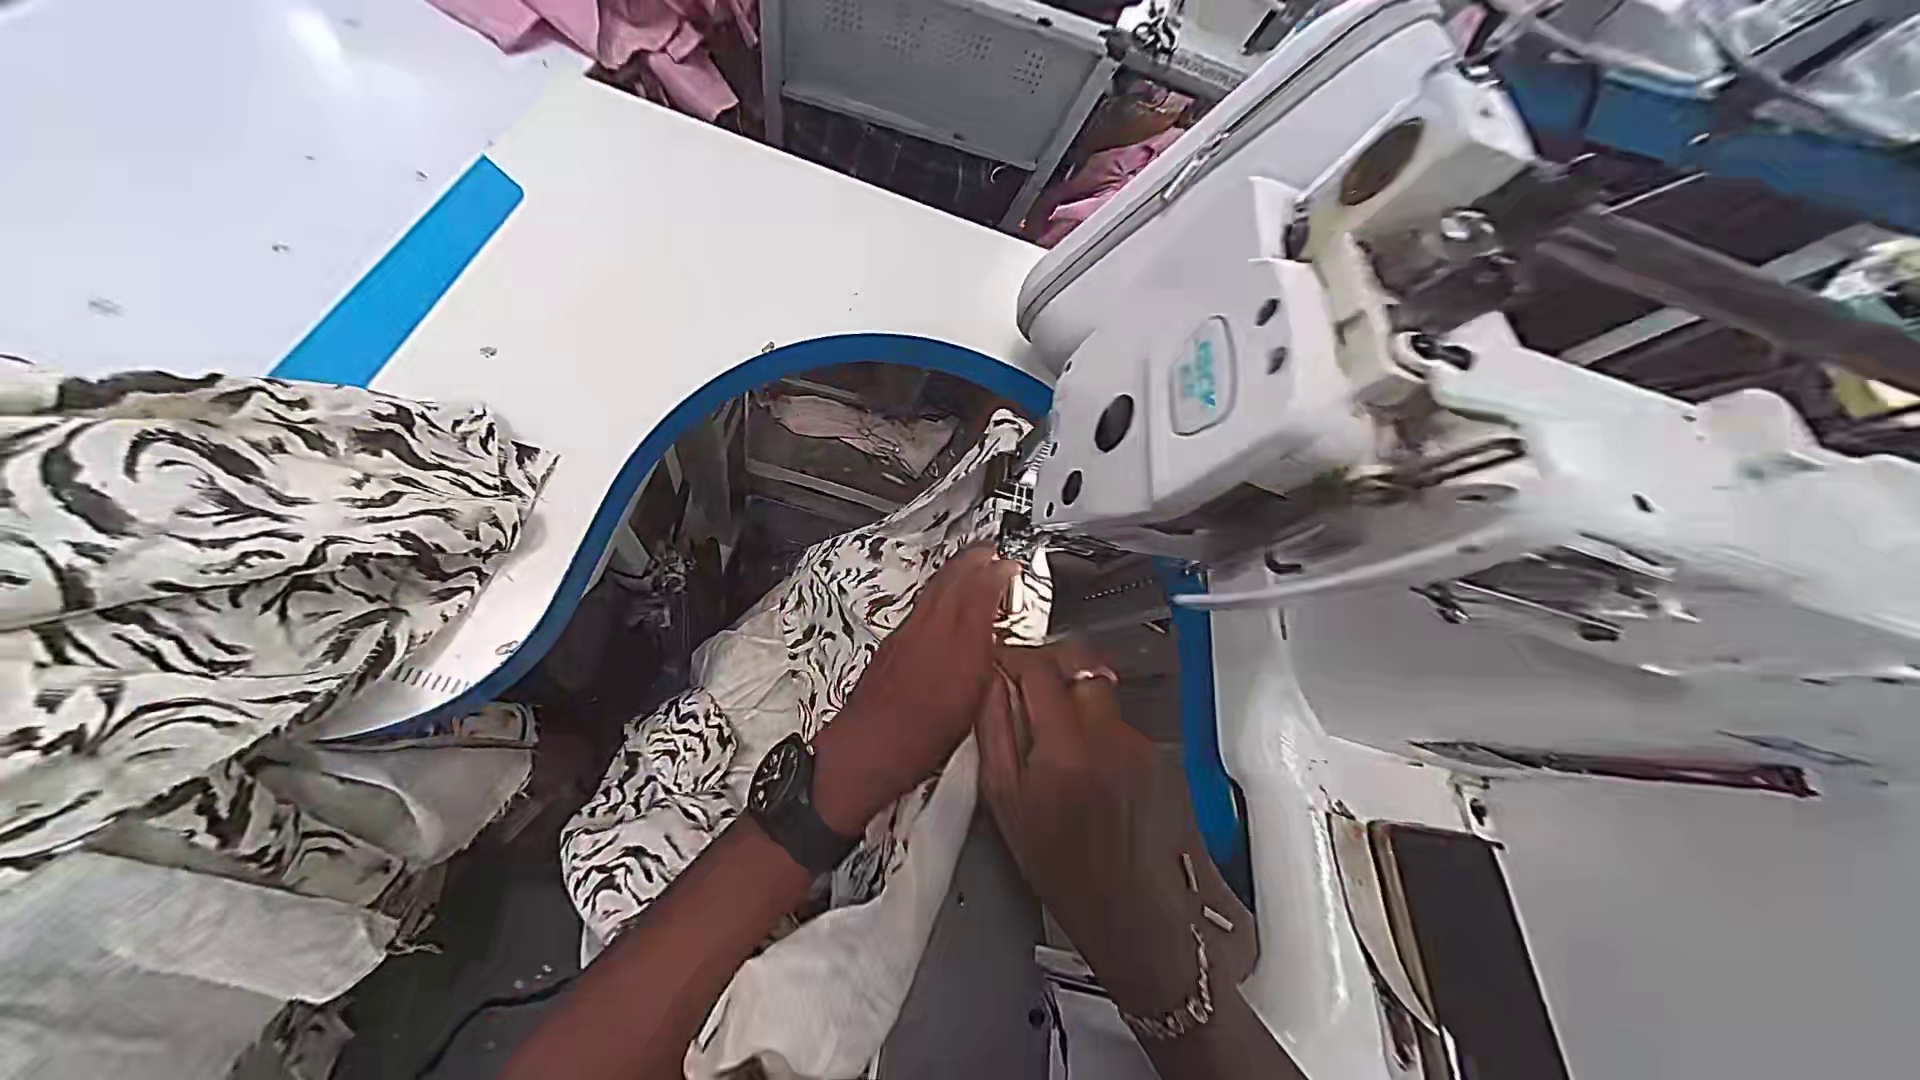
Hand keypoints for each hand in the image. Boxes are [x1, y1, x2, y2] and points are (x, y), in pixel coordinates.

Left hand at [812, 546, 1018, 834]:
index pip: (982, 592)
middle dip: (976, 560)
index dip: (999, 574)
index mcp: (960, 646)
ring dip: (956, 572)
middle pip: (955, 579)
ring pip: (935, 588)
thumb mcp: (972, 706)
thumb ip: (985, 665)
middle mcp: (932, 631)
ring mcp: (908, 633)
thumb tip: (995, 645)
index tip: (1010, 565)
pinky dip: (938, 592)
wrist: (869, 746)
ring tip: (970, 566)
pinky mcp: (892, 642)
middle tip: (991, 552)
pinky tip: (942, 600)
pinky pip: (921, 604)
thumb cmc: (920, 738)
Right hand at [976, 641, 1254, 1014]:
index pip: (1039, 669)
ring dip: (1071, 698)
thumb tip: (990, 683)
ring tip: (1056, 740)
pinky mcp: (1158, 752)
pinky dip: (1096, 726)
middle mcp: (1108, 739)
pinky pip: (1117, 718)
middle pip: (1076, 664)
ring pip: (1097, 690)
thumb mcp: (1007, 804)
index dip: (1015, 656)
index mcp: (1065, 752)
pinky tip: (1088, 764)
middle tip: (1025, 684)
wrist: (1140, 911)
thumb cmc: (1069, 871)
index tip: (1001, 661)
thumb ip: (993, 731)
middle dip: (1047, 667)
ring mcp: (1138, 743)